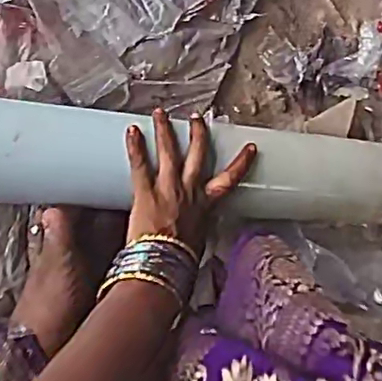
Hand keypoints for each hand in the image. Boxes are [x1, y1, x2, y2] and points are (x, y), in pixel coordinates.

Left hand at [124, 109, 256, 250]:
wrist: (162, 267)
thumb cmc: (180, 262)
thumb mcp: (199, 242)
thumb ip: (198, 229)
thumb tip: (196, 234)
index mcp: (206, 204)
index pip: (230, 178)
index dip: (241, 162)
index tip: (250, 148)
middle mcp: (189, 190)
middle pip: (197, 153)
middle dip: (197, 132)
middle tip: (195, 117)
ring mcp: (167, 188)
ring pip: (169, 151)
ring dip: (164, 129)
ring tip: (160, 113)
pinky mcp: (145, 192)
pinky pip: (140, 164)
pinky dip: (135, 146)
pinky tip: (131, 130)